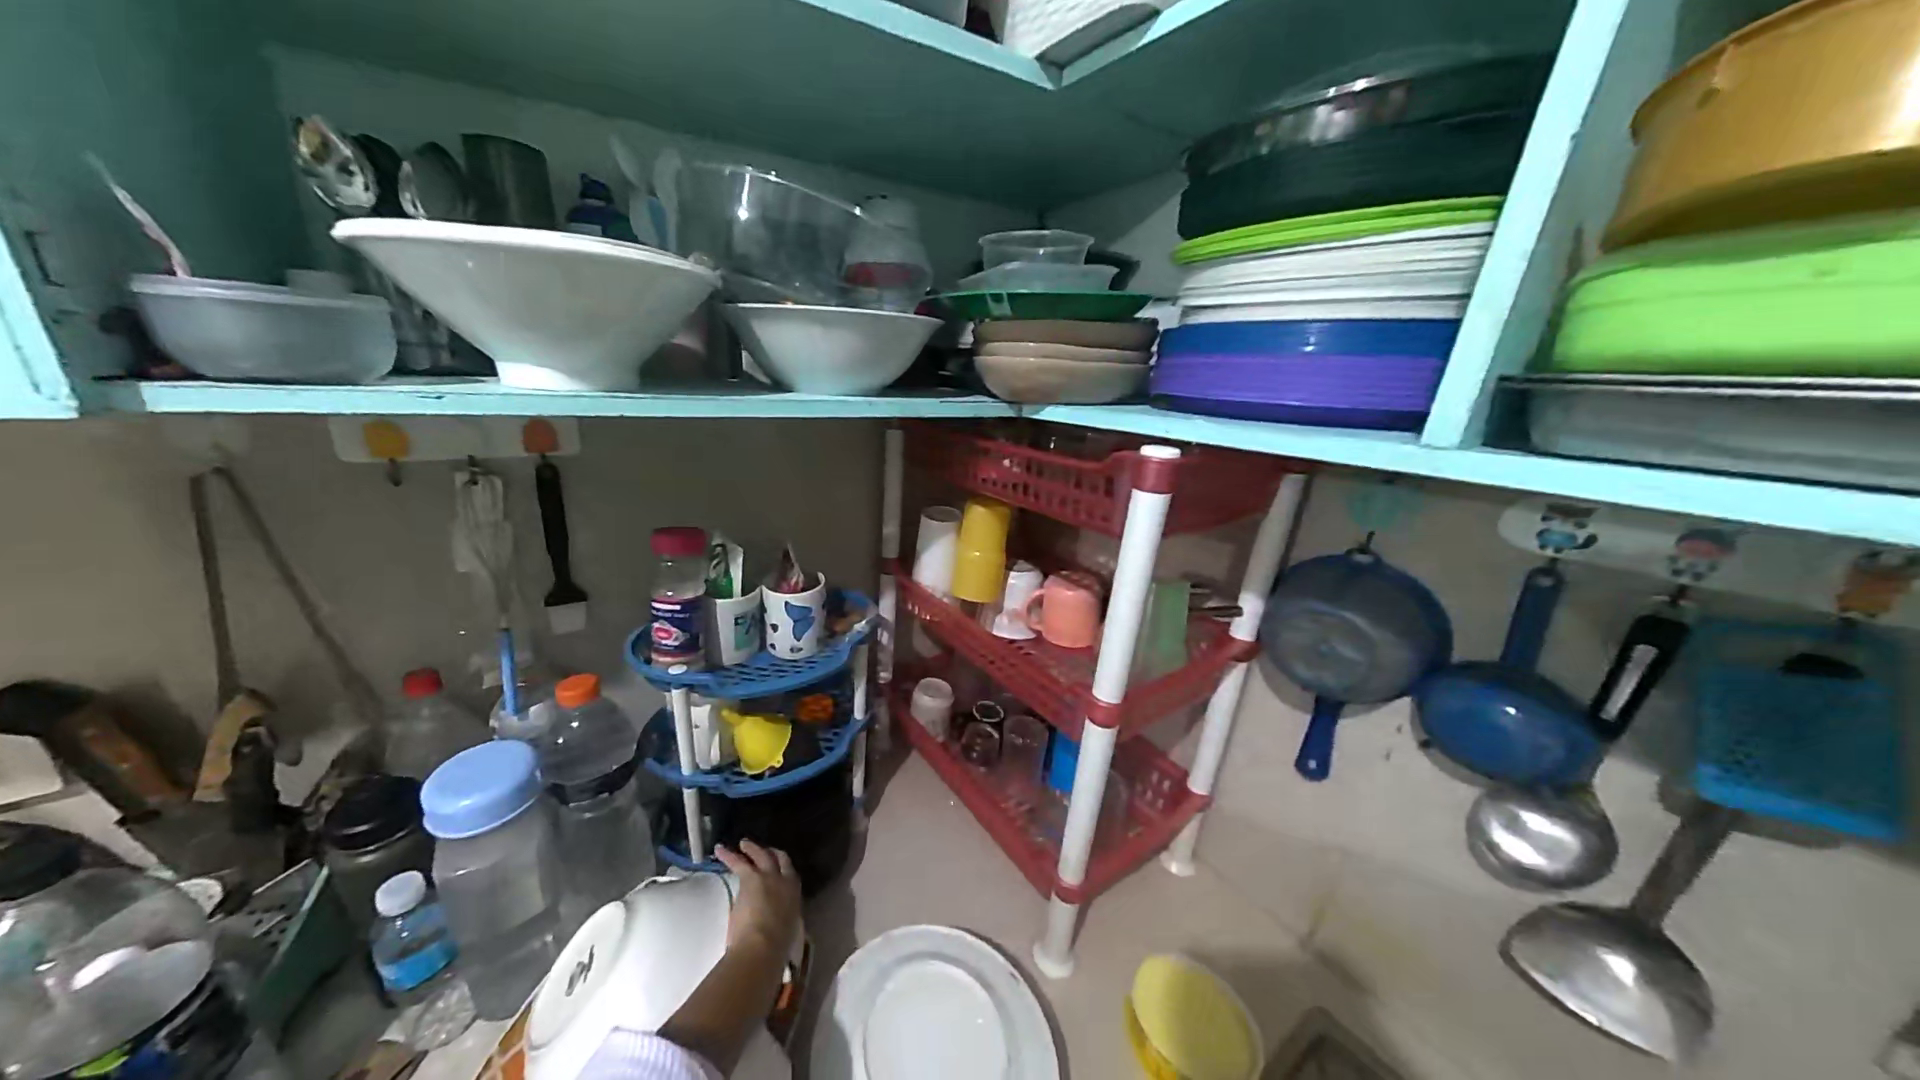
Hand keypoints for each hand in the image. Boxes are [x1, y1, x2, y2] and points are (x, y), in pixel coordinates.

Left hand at [715, 840, 801, 953]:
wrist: (762, 946)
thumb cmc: (775, 946)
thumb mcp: (787, 930)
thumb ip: (783, 919)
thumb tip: (779, 922)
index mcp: (795, 895)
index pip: (791, 872)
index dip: (783, 865)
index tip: (777, 862)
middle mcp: (785, 881)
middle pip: (779, 859)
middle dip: (770, 852)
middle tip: (762, 849)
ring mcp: (768, 877)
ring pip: (760, 855)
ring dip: (751, 849)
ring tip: (743, 844)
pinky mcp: (750, 878)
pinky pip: (738, 862)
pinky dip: (728, 855)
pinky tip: (720, 849)